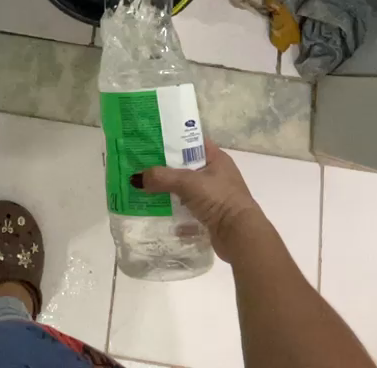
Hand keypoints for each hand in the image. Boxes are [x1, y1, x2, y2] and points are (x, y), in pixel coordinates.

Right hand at [135, 147, 267, 260]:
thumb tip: (135, 178)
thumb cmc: (219, 199)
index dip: (172, 140)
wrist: (241, 237)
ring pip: (186, 188)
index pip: (191, 141)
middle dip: (165, 167)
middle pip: (186, 166)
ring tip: (145, 188)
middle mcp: (216, 174)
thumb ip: (162, 177)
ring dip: (169, 190)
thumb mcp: (188, 182)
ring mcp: (214, 196)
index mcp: (216, 158)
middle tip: (142, 165)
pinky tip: (159, 211)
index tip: (150, 140)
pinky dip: (175, 209)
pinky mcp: (211, 215)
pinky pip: (188, 208)